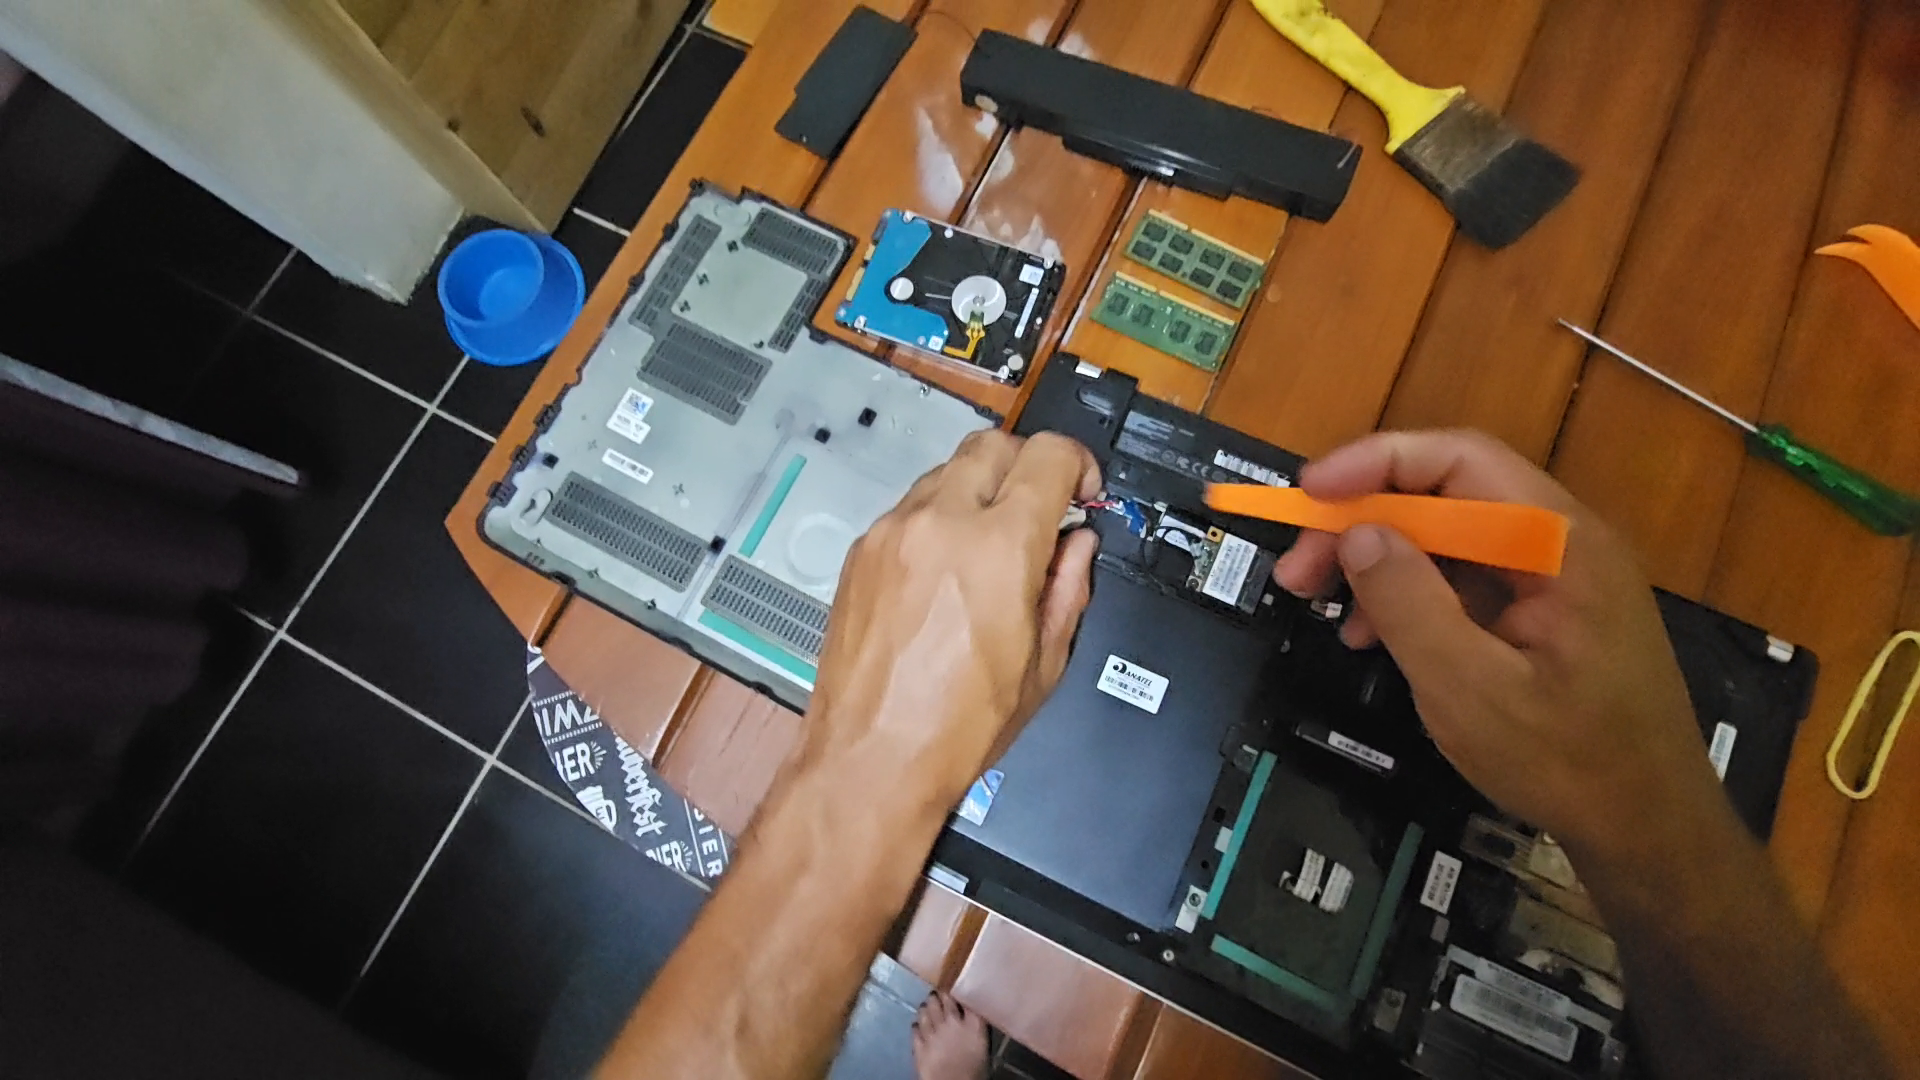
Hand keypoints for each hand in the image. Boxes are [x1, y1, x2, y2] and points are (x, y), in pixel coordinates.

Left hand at [806, 431, 1101, 804]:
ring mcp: (893, 532)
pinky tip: (946, 565)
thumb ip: (1069, 587)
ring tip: (990, 543)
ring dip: (981, 489)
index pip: (1049, 456)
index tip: (1082, 488)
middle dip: (1028, 465)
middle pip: (995, 444)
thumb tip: (1077, 546)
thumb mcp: (1043, 664)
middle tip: (1041, 507)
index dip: (1078, 464)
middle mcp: (940, 524)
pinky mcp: (863, 549)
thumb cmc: (956, 726)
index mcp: (998, 549)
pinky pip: (911, 506)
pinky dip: (940, 516)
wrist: (871, 757)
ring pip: (949, 469)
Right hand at [1272, 431, 1721, 856]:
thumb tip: (1355, 532)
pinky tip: (1363, 633)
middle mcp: (1552, 542)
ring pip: (1434, 536)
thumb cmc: (1566, 760)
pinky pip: (1447, 578)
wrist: (1645, 831)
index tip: (1309, 492)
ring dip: (1366, 558)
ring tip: (1312, 597)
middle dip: (1357, 521)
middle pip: (1438, 496)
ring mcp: (1539, 576)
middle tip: (1296, 567)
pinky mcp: (1524, 608)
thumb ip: (1408, 602)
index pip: (1460, 461)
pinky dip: (1394, 593)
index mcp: (1558, 543)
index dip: (1376, 461)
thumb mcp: (1468, 685)